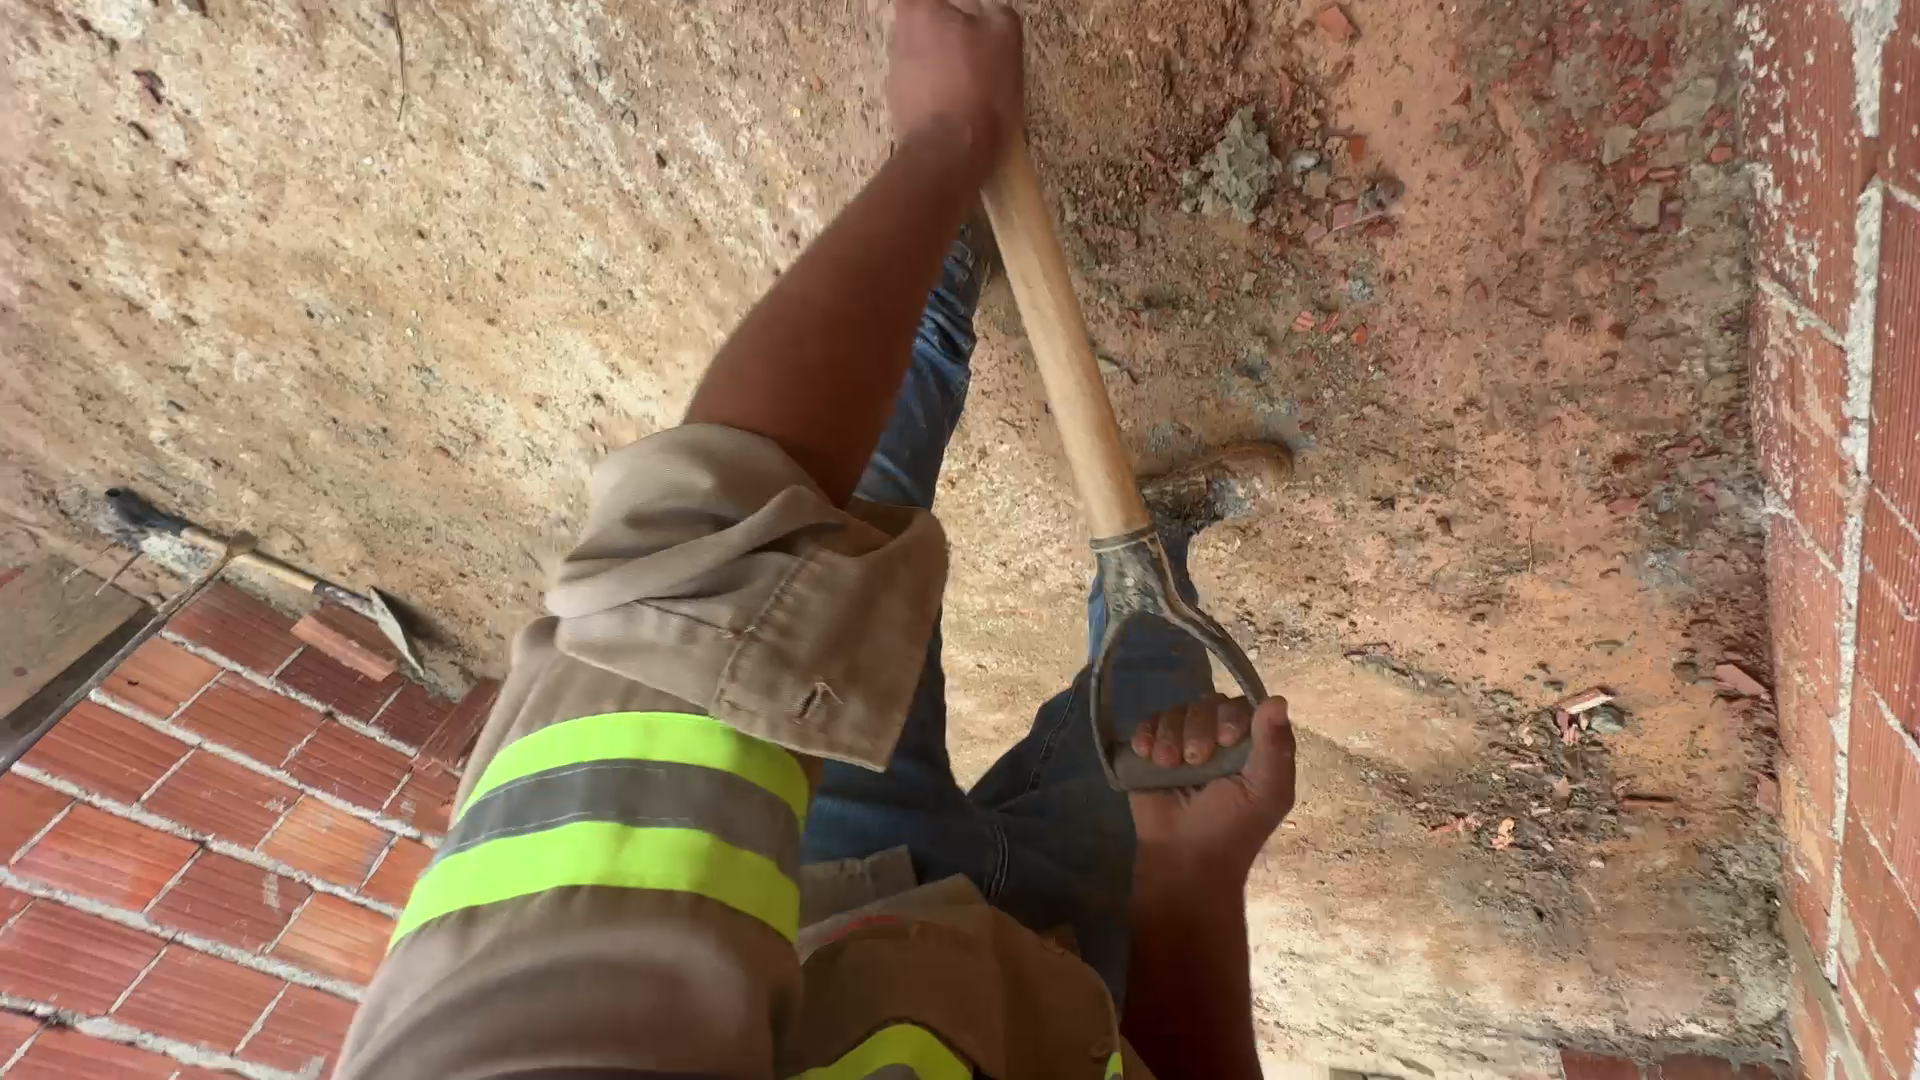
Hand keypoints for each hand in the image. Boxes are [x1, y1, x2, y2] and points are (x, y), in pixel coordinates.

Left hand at [886, 0, 1023, 178]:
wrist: (951, 157)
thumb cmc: (979, 90)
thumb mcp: (1006, 38)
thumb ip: (998, 16)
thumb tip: (991, 18)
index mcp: (918, 11)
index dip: (948, 8)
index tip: (966, 21)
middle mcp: (898, 42)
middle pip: (923, 27)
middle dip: (946, 37)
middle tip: (975, 53)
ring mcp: (895, 82)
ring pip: (923, 65)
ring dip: (944, 73)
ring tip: (973, 91)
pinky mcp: (900, 116)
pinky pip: (924, 98)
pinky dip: (941, 102)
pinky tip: (962, 116)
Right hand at [1128, 695, 1295, 897]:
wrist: (1182, 857)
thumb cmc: (1231, 828)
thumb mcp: (1265, 791)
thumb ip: (1274, 747)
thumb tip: (1277, 700)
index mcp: (1249, 745)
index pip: (1241, 707)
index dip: (1231, 717)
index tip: (1225, 740)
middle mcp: (1216, 737)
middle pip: (1204, 705)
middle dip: (1197, 730)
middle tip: (1194, 761)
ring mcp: (1181, 741)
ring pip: (1174, 711)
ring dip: (1169, 735)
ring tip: (1166, 765)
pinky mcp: (1152, 749)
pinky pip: (1148, 722)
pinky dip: (1145, 733)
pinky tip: (1146, 754)